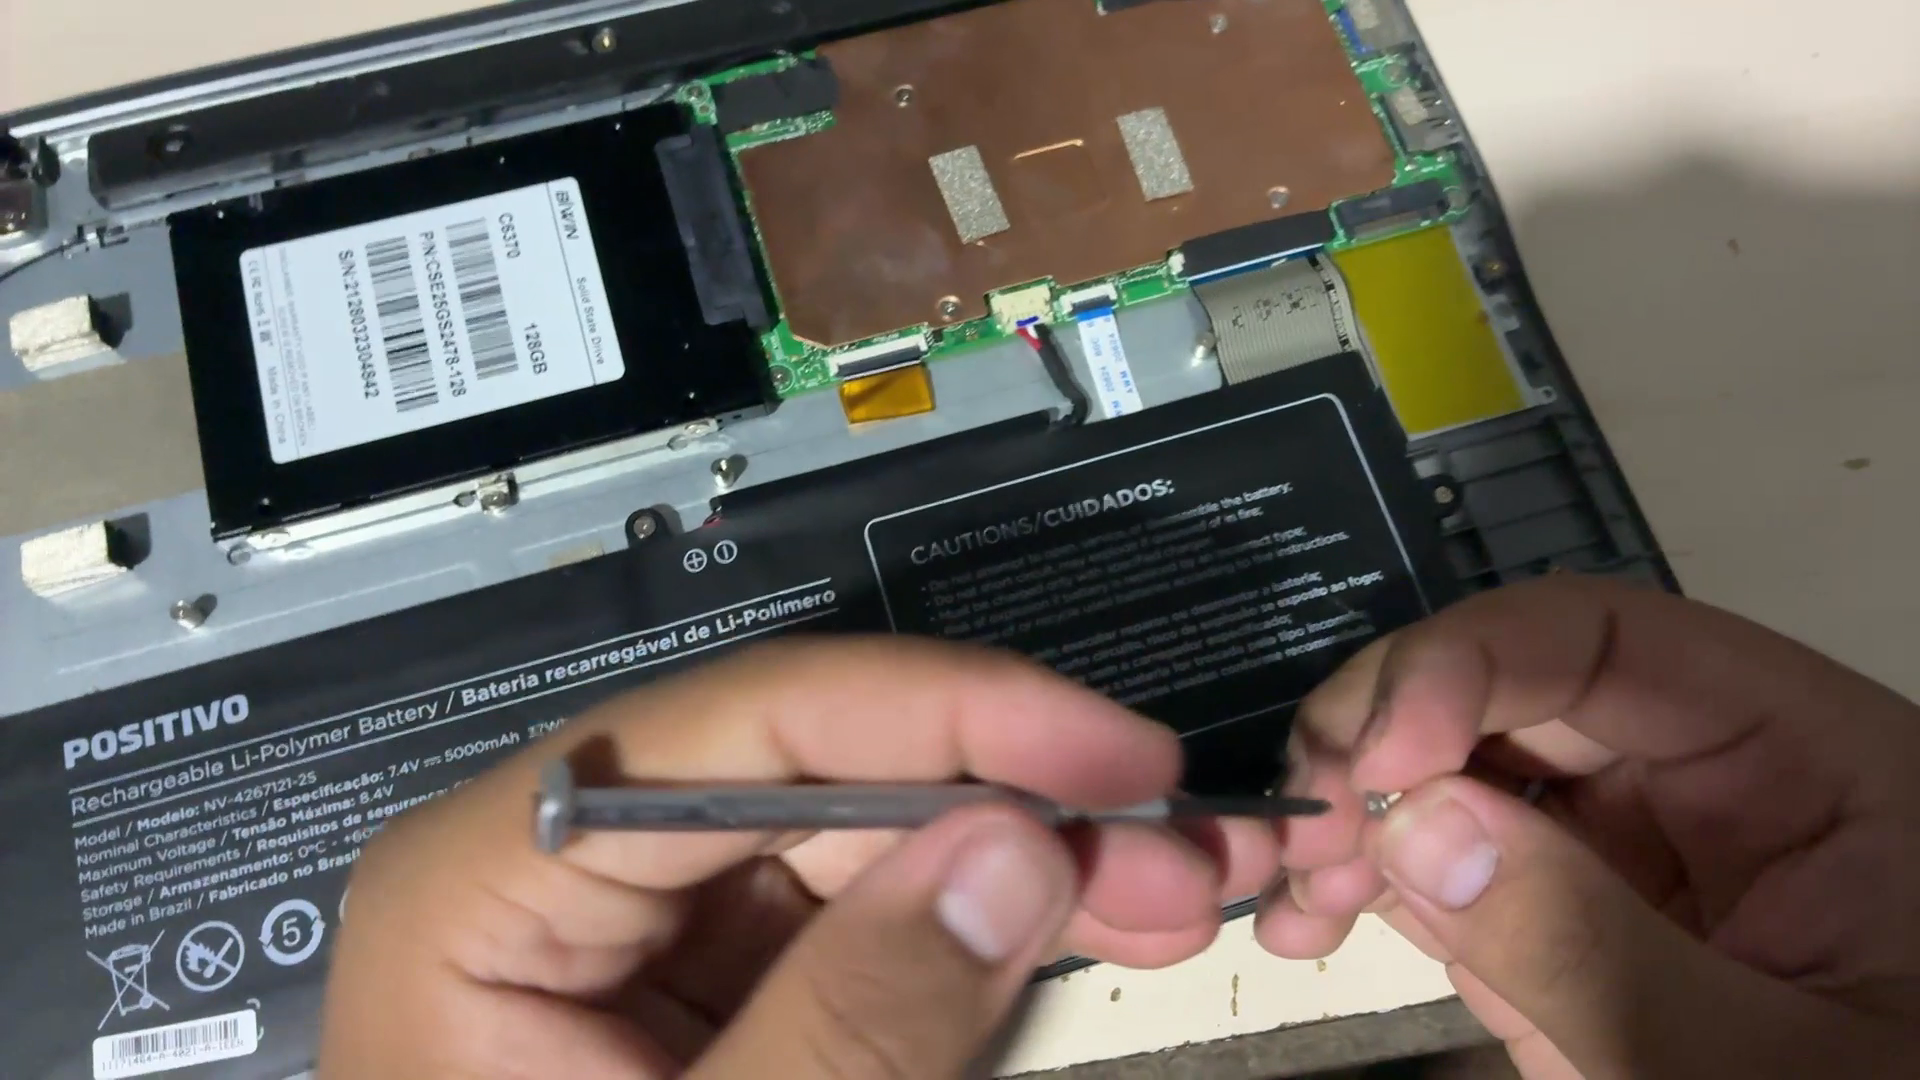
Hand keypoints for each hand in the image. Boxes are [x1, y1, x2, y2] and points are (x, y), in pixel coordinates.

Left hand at [319, 638, 1278, 1077]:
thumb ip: (849, 1026)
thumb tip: (1016, 851)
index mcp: (505, 866)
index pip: (764, 717)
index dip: (957, 711)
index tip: (1117, 748)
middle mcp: (597, 839)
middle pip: (843, 761)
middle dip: (1026, 793)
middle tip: (1176, 831)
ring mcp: (675, 888)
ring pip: (888, 820)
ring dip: (1036, 849)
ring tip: (1173, 880)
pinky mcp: (742, 942)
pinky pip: (888, 891)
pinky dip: (995, 905)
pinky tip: (1092, 913)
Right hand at [1259, 576, 1919, 1077]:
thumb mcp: (1785, 1074)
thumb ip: (1600, 949)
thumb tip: (1414, 822)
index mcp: (1788, 758)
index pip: (1597, 638)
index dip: (1465, 662)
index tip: (1378, 756)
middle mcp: (1665, 769)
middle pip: (1476, 687)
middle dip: (1369, 739)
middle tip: (1307, 819)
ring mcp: (1579, 834)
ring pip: (1421, 760)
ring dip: (1339, 810)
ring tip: (1292, 886)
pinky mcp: (1516, 896)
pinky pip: (1408, 849)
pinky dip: (1339, 875)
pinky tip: (1298, 922)